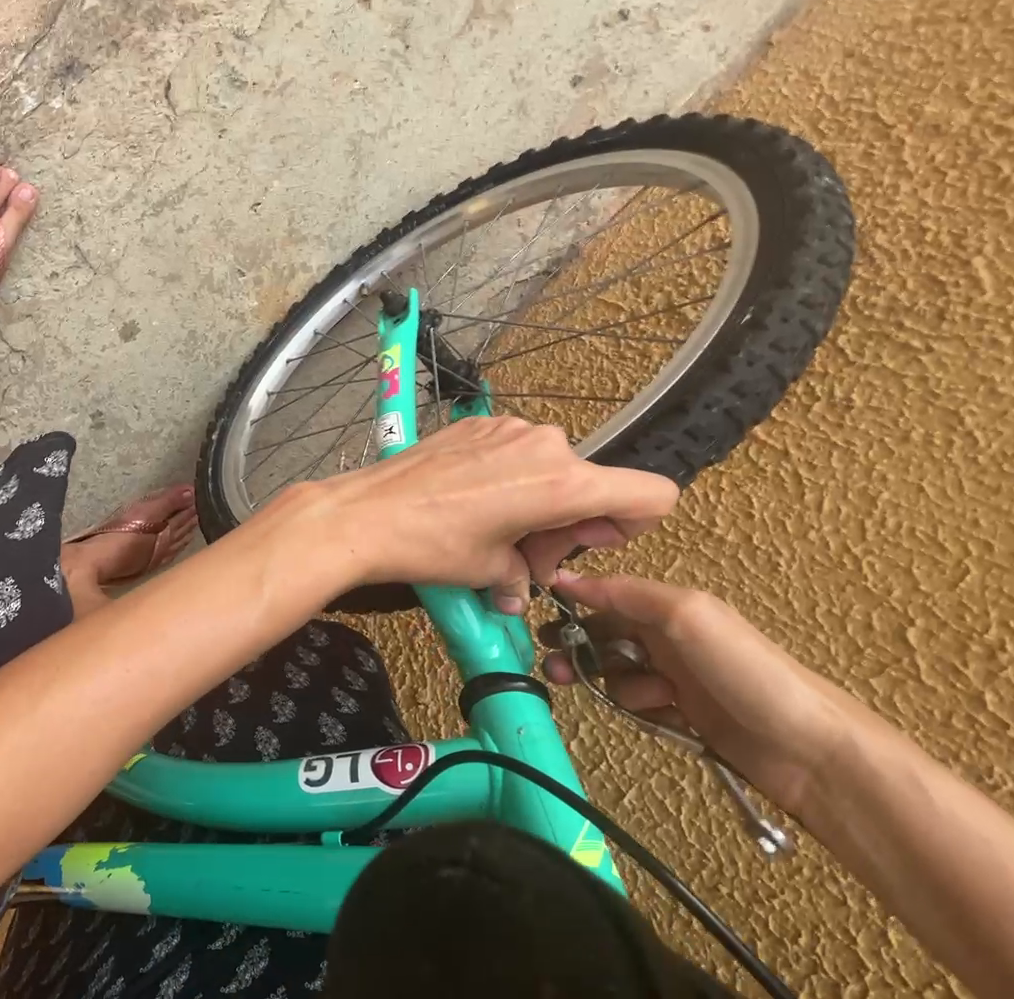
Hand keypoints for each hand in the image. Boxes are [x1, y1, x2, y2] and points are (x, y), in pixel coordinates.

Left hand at [268, 417, 679, 609]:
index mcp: (563, 482)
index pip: (651, 495)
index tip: (583, 545)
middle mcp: (544, 445)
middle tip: (520, 558)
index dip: (633, 527)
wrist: (361, 513)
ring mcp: (506, 429)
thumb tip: (519, 589)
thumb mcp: (489, 570)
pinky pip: (513, 453)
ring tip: (488, 533)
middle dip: (565, 527)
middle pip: (590, 486)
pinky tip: (467, 504)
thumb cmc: (428, 544)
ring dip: (535, 504)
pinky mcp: (474, 424)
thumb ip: (525, 575)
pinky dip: (506, 480)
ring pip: (550, 470)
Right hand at [544, 571, 861, 815]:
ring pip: (616, 675)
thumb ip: (624, 592)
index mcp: (671, 608)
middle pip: (603, 638)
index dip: (571, 609)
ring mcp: (677, 678)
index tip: (538, 626)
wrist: (810, 752)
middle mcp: (671, 638)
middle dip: (578, 652)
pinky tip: (659, 718)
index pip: (604, 599)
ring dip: (613, 685)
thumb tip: (563, 578)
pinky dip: (640, 712)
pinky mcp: (683, 715)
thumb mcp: (685, 616)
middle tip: (558, 671)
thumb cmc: (749, 674)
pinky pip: (638, 707)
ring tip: (632, 699)